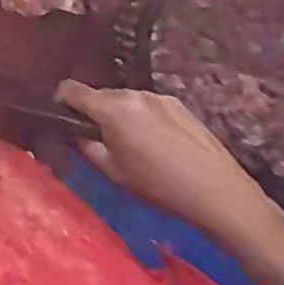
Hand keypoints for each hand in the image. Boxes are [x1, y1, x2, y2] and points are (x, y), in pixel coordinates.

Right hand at [56, 82, 283, 250]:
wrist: (221, 195)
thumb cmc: (161, 188)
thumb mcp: (115, 174)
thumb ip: (88, 148)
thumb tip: (77, 135)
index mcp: (111, 109)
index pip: (71, 89)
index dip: (62, 101)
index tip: (65, 118)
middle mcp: (132, 94)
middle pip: (100, 96)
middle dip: (96, 113)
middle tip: (105, 141)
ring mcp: (158, 97)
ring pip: (126, 101)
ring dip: (122, 116)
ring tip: (138, 146)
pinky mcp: (179, 104)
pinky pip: (149, 106)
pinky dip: (145, 118)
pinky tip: (161, 145)